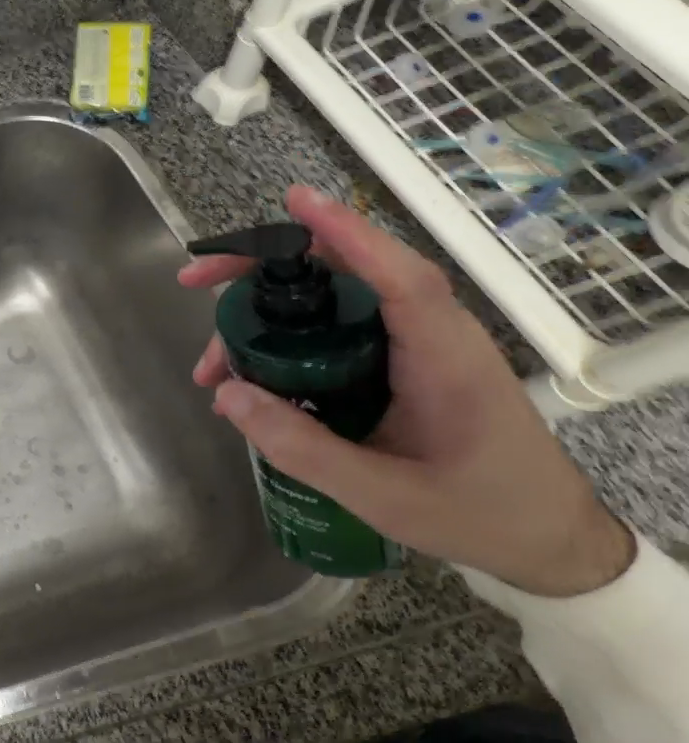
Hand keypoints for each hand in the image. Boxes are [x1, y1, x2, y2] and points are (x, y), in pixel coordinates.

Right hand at [179, 185, 634, 596]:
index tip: (295, 201)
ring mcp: (413, 345)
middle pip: (346, 272)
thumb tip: (226, 395)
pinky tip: (248, 373)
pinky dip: (282, 335)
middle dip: (265, 266)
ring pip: (330, 299)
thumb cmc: (480, 515)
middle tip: (196, 280)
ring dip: (263, 310)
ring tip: (213, 360)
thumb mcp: (386, 498)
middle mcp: (431, 336)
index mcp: (447, 360)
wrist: (546, 541)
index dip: (348, 234)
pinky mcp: (399, 359)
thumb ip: (306, 450)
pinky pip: (333, 326)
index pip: (400, 277)